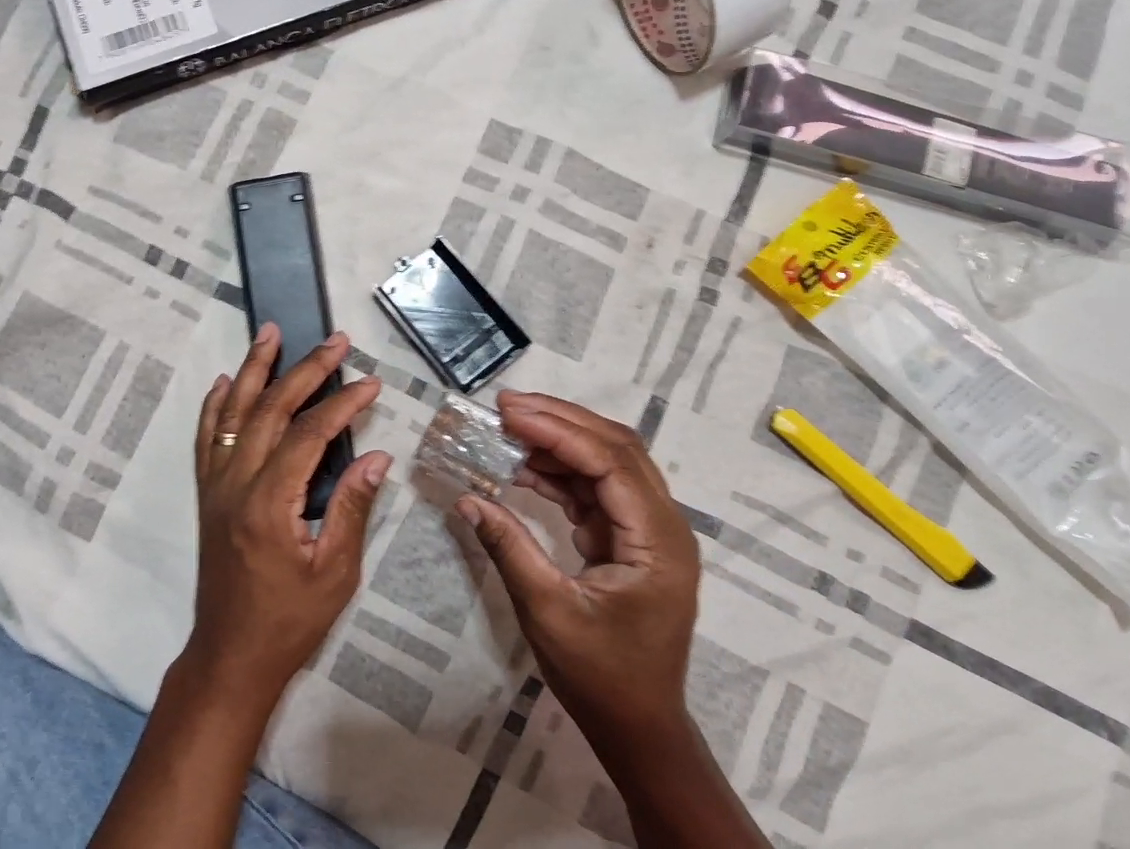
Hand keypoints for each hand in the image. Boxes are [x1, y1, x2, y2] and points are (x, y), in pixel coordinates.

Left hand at [186, 323, 391, 698]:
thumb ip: (353, 510)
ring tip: (269, 333)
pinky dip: (216, 407)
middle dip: (304, 371)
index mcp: (269, 503)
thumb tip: (376, 457)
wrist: (231, 653)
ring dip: (253, 370)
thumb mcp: (335, 573)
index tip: (372, 384)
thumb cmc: (289, 620)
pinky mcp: (208, 496)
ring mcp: (216, 488)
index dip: (342, 404)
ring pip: (233, 415)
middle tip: (335, 341)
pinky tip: (226, 383)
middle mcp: (236, 485)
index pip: (310, 435)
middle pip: (271, 411)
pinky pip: (207, 440)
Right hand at [453, 391, 700, 754]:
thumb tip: (467, 499)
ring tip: (506, 429)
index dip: (558, 429)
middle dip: (560, 421)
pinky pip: (595, 492)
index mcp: (657, 540)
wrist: (637, 723)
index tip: (508, 411)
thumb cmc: (600, 674)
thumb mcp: (547, 611)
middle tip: (505, 406)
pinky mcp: (629, 542)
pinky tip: (521, 469)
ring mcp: (647, 532)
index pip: (610, 462)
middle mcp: (662, 525)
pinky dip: (559, 475)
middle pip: (615, 450)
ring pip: (606, 465)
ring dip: (558, 444)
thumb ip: (509, 548)